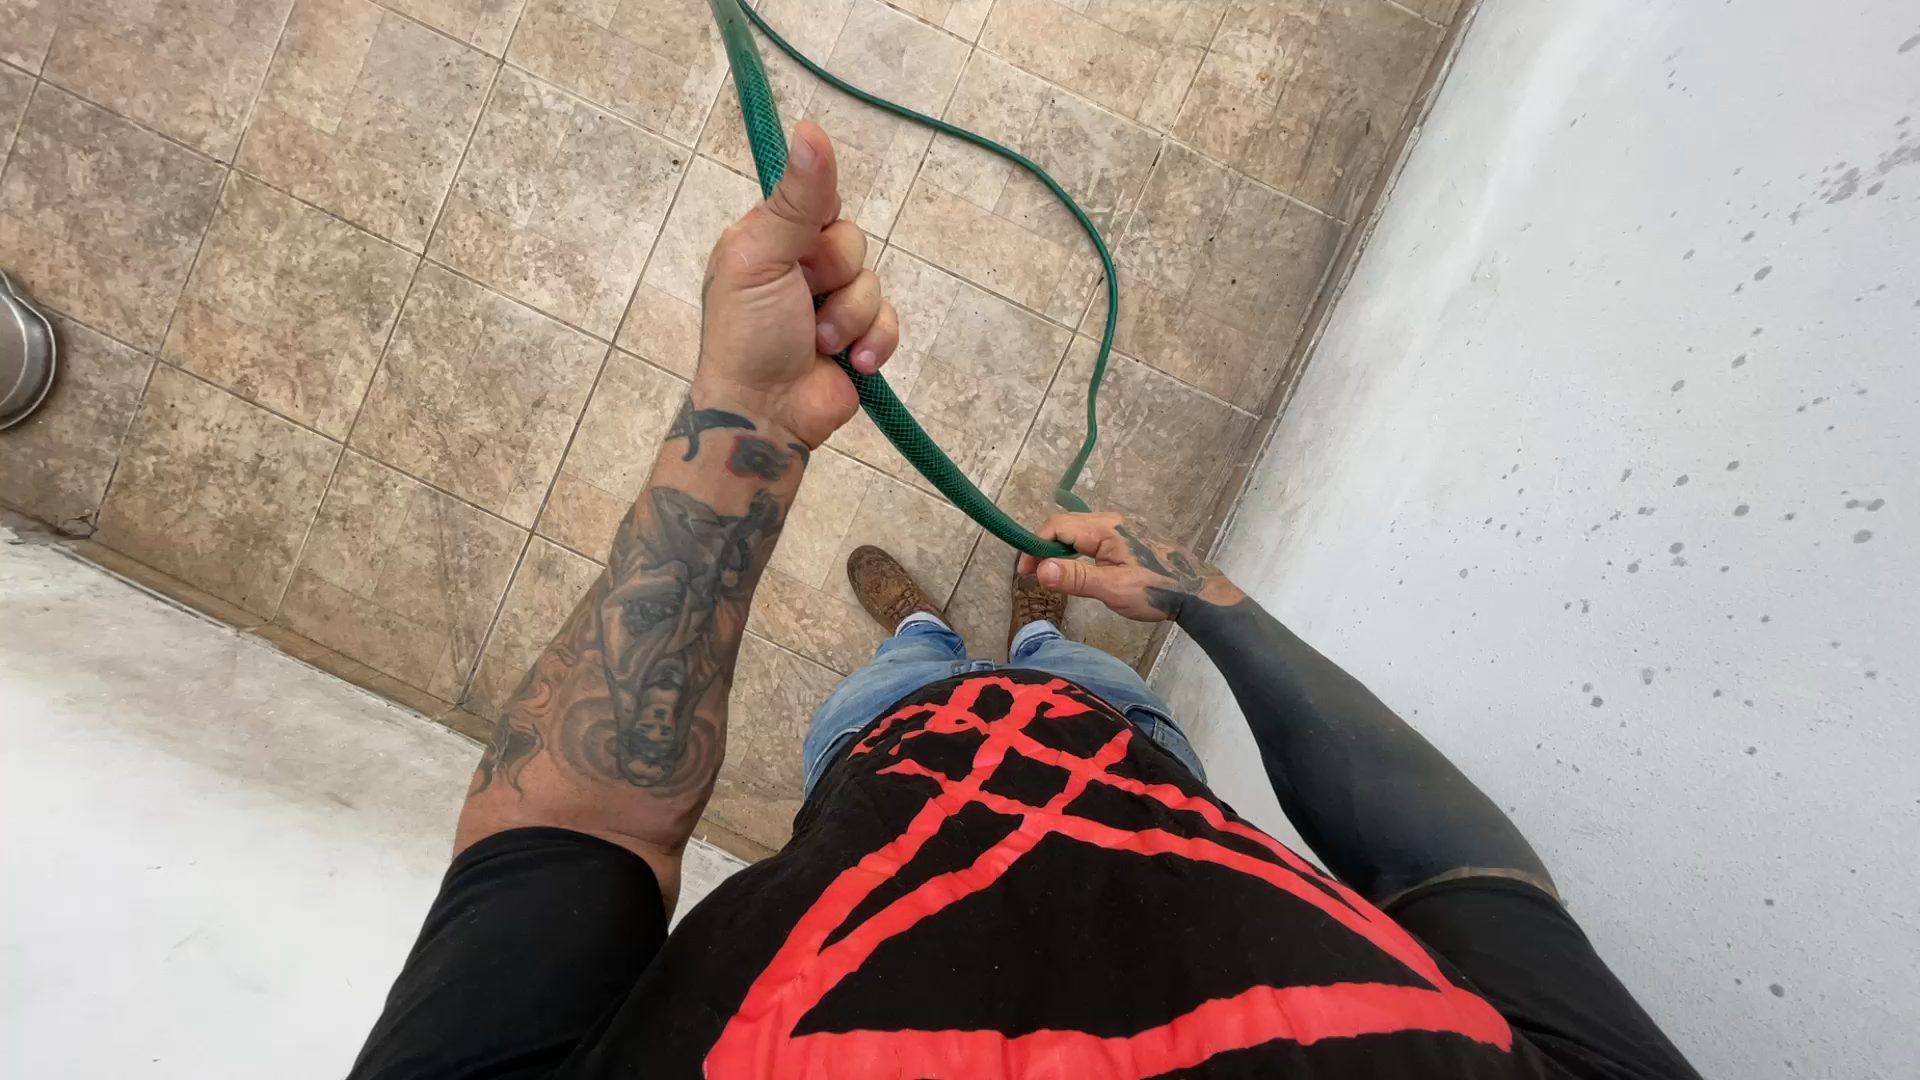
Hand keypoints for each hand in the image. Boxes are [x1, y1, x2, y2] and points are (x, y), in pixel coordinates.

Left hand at [695, 120, 897, 447]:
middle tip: (805, 301)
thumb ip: (795, 201)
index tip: (807, 242)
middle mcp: (805, 267)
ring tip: (821, 344)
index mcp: (772, 239)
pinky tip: (855, 363)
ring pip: (875, 284)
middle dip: (836, 276)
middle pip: (854, 242)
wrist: (766, 410)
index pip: (818, 202)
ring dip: (850, 318)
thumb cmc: (749, 333)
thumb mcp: (762, 258)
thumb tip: (813, 128)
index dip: (822, 220)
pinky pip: (891, 323)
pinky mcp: (862, 341)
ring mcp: (836, 306)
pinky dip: (876, 343)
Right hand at [1015, 513, 1244, 622]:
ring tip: (1052, 574)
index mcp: (1104, 529)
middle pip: (1065, 524)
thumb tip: (1040, 569)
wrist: (1198, 592)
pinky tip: (1078, 570)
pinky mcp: (1127, 539)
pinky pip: (1091, 537)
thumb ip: (1076, 577)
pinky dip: (1075, 550)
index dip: (1035, 547)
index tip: (1026, 573)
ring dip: (1059, 549)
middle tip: (1034, 575)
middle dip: (1043, 547)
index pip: (1056, 526)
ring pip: (1078, 531)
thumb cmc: (1157, 590)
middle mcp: (1110, 521)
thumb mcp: (1113, 588)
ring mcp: (1120, 528)